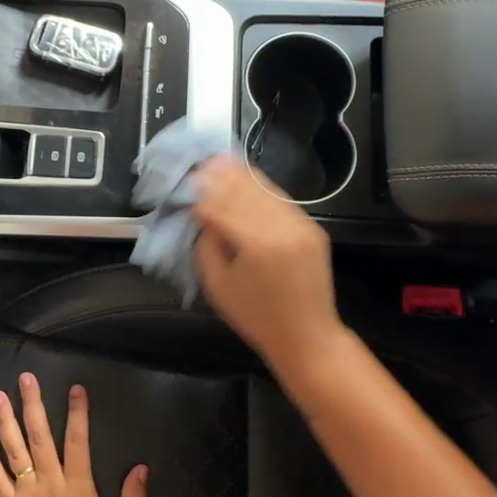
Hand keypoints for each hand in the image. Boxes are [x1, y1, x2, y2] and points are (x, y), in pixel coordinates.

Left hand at [0, 374, 147, 496]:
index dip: (77, 413)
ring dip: (5, 420)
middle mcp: (50, 484)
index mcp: (78, 488)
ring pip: (14, 450)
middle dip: (32, 404)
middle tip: (25, 378)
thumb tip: (142, 468)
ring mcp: (27, 494)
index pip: (77, 441)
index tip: (76, 389)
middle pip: (39, 436)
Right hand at [192, 155, 351, 378]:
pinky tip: (246, 178)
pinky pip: (281, 200)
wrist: (307, 336)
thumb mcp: (217, 284)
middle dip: (220, 176)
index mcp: (255, 243)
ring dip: (240, 175)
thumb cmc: (255, 316)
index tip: (184, 183)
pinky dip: (261, 187)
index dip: (200, 194)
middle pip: (243, 190)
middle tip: (200, 162)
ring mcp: (301, 225)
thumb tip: (202, 214)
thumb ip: (207, 244)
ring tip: (220, 161)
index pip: (220, 206)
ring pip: (264, 189)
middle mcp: (281, 227)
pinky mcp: (312, 228)